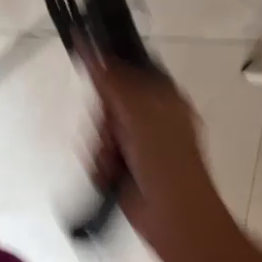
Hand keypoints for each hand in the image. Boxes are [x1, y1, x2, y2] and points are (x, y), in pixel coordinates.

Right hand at [79, 48, 232, 247]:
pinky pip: (96, 151)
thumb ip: (112, 79)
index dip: (106, 71)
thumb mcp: (138, 112)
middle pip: (105, 99)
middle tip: (112, 133)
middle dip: (101, 118)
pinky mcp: (123, 164)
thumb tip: (89, 44)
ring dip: (99, 145)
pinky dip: (99, 162)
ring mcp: (137, 141)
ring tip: (114, 161)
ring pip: (97, 127)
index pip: (125, 67)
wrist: (173, 218)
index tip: (92, 76)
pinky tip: (110, 173)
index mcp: (163, 95)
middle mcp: (150, 114)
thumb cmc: (164, 161)